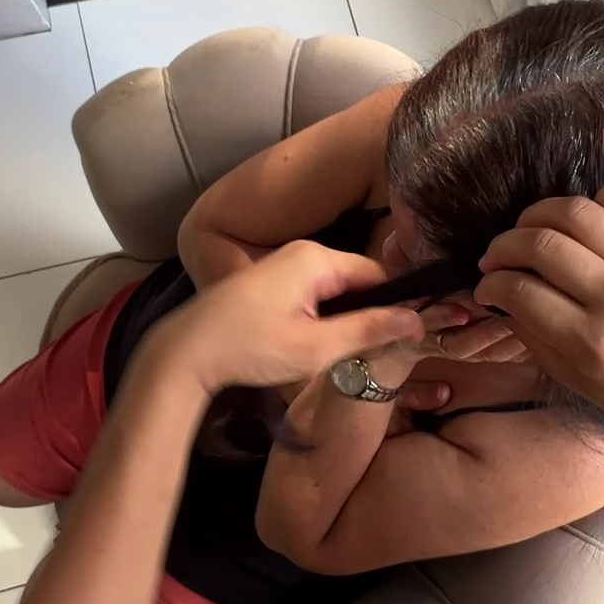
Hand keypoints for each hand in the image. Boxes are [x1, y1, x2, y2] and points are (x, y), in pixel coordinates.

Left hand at [148, 241, 424, 394]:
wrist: (185, 352)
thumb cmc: (249, 348)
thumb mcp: (316, 347)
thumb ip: (369, 331)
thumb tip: (417, 320)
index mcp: (317, 258)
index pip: (379, 275)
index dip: (395, 307)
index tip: (403, 338)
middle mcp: (303, 251)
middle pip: (357, 280)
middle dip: (368, 313)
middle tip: (370, 352)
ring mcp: (284, 263)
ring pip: (336, 289)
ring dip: (344, 317)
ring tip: (341, 351)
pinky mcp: (271, 280)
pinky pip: (314, 292)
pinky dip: (323, 315)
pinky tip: (315, 342)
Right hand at [474, 186, 603, 444]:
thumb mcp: (578, 382)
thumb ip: (536, 340)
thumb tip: (505, 299)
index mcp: (591, 342)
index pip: (520, 291)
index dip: (490, 285)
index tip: (486, 288)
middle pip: (541, 245)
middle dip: (503, 247)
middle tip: (496, 259)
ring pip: (578, 213)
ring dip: (538, 214)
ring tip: (528, 231)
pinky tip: (589, 216)